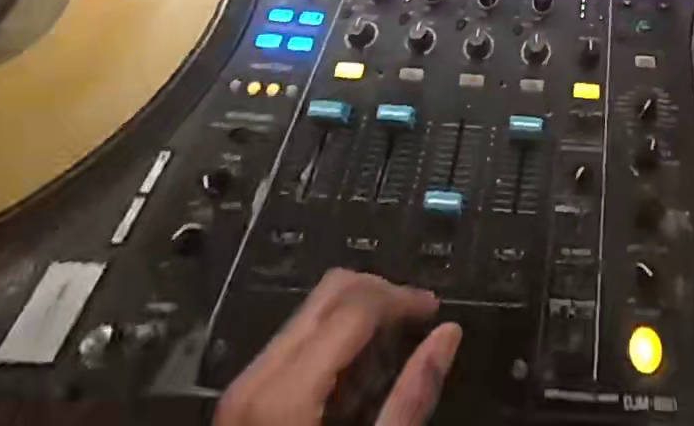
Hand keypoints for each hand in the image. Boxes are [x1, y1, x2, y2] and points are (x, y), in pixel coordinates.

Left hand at [215, 269, 462, 425]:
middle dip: (379, 294)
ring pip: (311, 310)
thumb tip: (448, 335)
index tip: (435, 308)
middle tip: (419, 316)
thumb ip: (411, 399)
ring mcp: (245, 384)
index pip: (352, 306)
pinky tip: (360, 373)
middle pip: (328, 293)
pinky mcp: (245, 397)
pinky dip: (334, 339)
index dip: (400, 298)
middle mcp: (258, 373)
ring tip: (395, 346)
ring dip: (358, 314)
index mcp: (286, 392)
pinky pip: (296, 340)